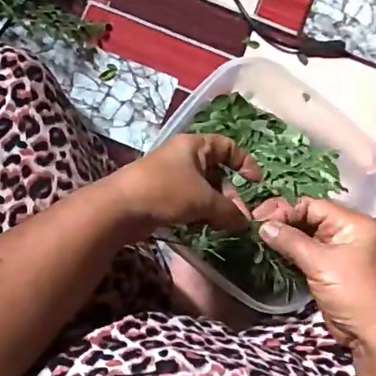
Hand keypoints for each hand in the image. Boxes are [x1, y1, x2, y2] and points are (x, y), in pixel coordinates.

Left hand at [106, 133, 260, 235]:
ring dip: (215, 208)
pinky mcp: (160, 197)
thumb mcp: (204, 200)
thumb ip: (229, 211)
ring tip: (224, 227)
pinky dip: (198, 214)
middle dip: (231, 196)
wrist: (119, 208)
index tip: (256, 183)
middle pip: (216, 173)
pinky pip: (188, 203)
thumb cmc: (165, 192)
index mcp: (194, 146)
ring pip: (202, 191)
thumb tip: (244, 223)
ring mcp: (170, 177)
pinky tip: (204, 229)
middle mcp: (182, 158)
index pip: (227, 146)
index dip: (245, 162)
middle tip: (238, 219)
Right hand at [254, 197, 375, 342]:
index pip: (311, 205)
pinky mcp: (330, 268)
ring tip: (258, 238)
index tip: (257, 219)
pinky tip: (271, 251)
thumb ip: (291, 241)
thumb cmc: (355, 294)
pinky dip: (289, 251)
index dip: (283, 209)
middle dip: (281, 221)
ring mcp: (338, 251)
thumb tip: (263, 225)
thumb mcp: (321, 264)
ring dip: (283, 236)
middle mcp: (346, 232)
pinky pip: (306, 252)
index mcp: (352, 223)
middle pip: (307, 217)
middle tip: (254, 228)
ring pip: (304, 234)